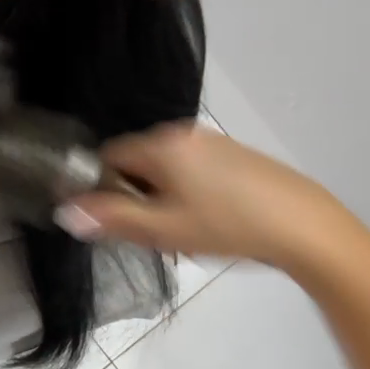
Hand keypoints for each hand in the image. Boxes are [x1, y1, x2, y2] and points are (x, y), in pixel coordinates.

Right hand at [56, 123, 361, 269]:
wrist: (304, 227)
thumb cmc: (225, 226)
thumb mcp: (160, 229)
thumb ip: (110, 218)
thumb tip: (65, 211)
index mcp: (161, 144)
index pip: (107, 157)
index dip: (100, 190)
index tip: (114, 222)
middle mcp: (185, 134)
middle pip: (136, 164)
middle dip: (133, 197)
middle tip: (148, 234)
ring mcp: (214, 143)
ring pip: (164, 172)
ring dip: (161, 200)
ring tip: (180, 234)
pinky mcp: (236, 158)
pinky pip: (191, 173)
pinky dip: (187, 196)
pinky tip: (206, 224)